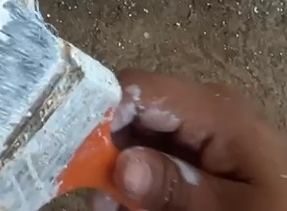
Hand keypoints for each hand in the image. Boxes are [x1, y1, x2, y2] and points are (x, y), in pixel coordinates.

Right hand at [96, 70, 286, 210]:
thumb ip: (174, 189)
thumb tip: (119, 164)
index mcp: (213, 108)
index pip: (135, 87)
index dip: (98, 113)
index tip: (69, 151)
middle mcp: (207, 110)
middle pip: (136, 114)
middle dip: (109, 151)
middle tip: (93, 195)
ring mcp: (211, 133)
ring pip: (147, 140)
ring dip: (127, 172)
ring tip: (113, 206)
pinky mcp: (217, 158)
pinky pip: (170, 159)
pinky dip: (151, 182)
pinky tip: (139, 206)